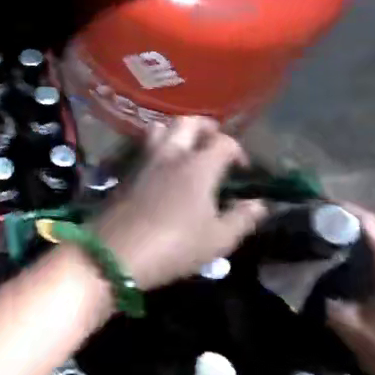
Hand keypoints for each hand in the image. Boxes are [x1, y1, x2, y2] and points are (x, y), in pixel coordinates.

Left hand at [90, 117, 265, 289]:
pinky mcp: (125, 172)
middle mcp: (172, 154)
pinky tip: (162, 168)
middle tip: (214, 143)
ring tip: (186, 149)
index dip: (237, 150)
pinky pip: (144, 147)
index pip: (224, 142)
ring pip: (161, 128)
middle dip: (206, 127)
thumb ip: (241, 219)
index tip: (242, 168)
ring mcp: (145, 160)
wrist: (114, 253)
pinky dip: (157, 147)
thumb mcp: (217, 240)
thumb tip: (259, 204)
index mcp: (200, 166)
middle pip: (189, 122)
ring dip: (177, 132)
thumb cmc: (174, 247)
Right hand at [325, 205, 374, 374]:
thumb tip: (307, 281)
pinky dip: (366, 259)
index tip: (316, 204)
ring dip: (356, 243)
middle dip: (346, 224)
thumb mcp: (346, 324)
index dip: (342, 209)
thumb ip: (325, 297)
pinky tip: (346, 269)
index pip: (369, 222)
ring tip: (326, 242)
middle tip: (315, 223)